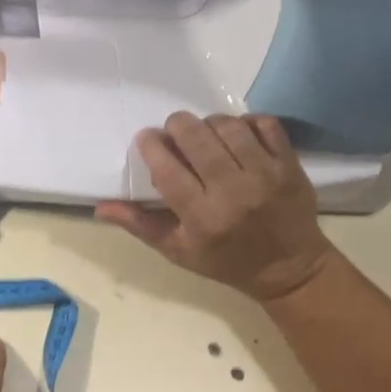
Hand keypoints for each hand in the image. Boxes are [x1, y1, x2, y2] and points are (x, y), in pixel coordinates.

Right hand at [96, 112, 337, 299]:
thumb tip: (100, 206)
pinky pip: (264, 124)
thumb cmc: (225, 261)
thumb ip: (139, 224)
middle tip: (174, 134)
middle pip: (196, 136)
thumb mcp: (177, 251)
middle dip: (176, 126)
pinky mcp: (289, 165)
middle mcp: (234, 192)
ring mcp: (266, 175)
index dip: (150, 145)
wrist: (290, 268)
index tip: (146, 140)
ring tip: (205, 135)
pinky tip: (236, 136)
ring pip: (227, 125)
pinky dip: (246, 122)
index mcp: (202, 218)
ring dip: (209, 123)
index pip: (167, 167)